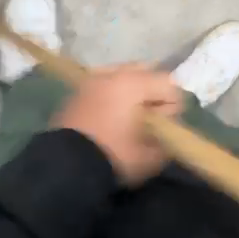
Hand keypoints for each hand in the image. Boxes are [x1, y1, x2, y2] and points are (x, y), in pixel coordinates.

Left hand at [54, 66, 184, 185]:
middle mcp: (113, 73)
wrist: (65, 166)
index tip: (164, 130)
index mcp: (134, 83)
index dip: (173, 109)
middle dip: (153, 94)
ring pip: (123, 75)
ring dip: (132, 92)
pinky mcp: (76, 92)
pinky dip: (112, 96)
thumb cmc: (114, 157)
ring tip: (129, 118)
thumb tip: (165, 133)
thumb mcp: (152, 157)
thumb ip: (167, 140)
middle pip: (146, 71)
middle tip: (150, 120)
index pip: (170, 85)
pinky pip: (104, 85)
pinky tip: (110, 117)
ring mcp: (91, 80)